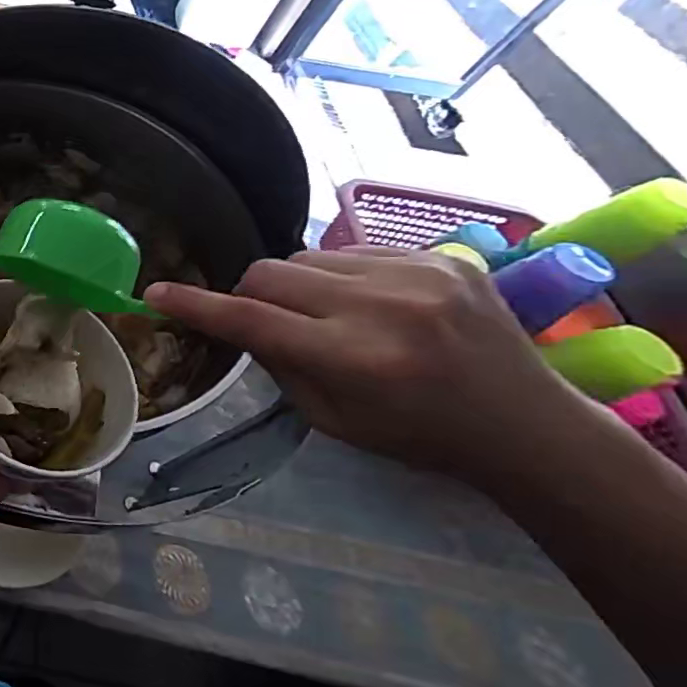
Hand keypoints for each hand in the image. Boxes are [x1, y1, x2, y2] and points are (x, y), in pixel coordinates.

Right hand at [145, 248, 582, 483]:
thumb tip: (235, 320)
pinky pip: (351, 251)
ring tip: (327, 313)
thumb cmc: (419, 435)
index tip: (155, 293)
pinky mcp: (443, 256)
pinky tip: (370, 303)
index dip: (195, 305)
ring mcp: (419, 274)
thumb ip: (276, 361)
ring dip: (296, 284)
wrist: (530, 426)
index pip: (250, 319)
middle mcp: (385, 307)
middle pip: (269, 274)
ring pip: (304, 257)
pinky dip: (341, 276)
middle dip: (251, 295)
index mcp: (355, 358)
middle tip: (266, 320)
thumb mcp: (331, 416)